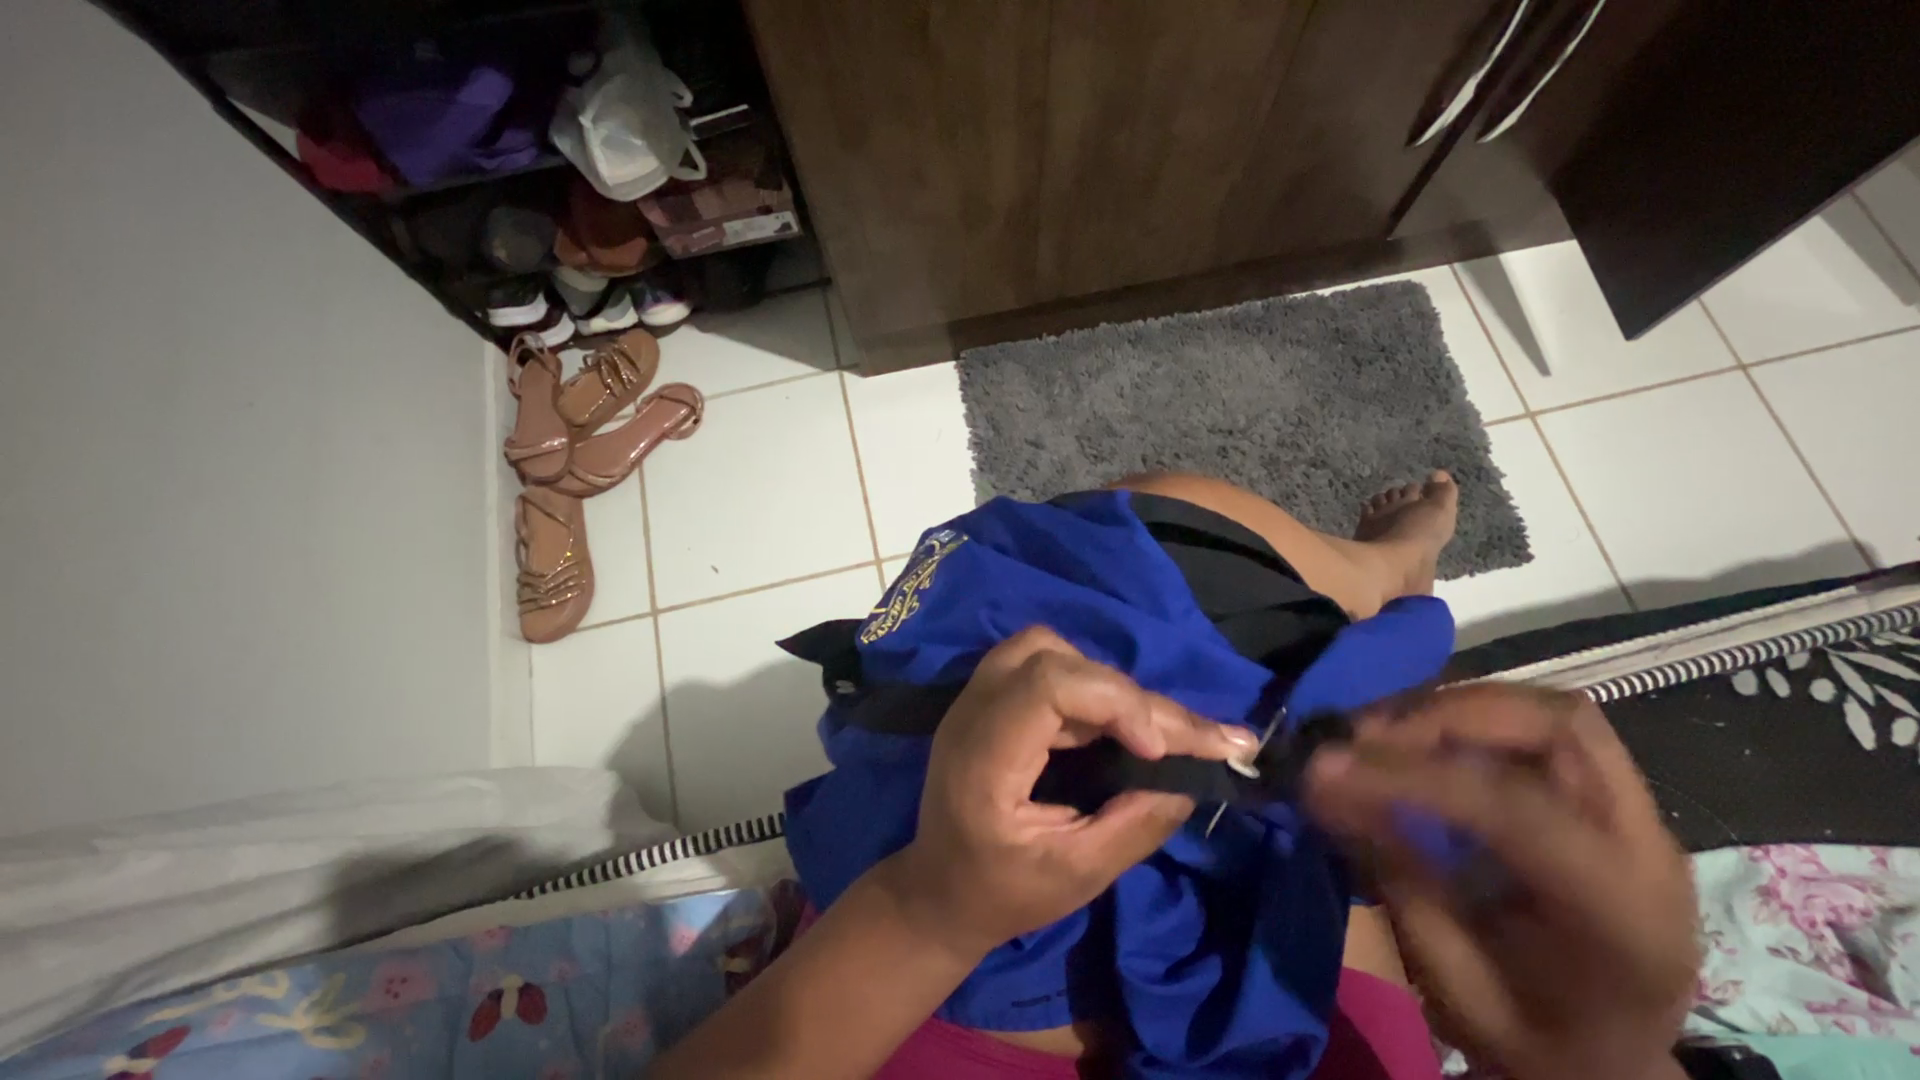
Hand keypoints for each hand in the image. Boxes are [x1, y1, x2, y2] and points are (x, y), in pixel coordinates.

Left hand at [879, 626, 1256, 957]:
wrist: (939, 890)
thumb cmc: (1002, 892)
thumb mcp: (1076, 876)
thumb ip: (1134, 826)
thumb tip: (1190, 782)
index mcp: (984, 757)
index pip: (1047, 683)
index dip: (1114, 701)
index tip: (1156, 751)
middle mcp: (973, 712)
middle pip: (1057, 660)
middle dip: (1133, 697)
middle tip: (1197, 740)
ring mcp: (975, 699)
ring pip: (1050, 651)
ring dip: (1109, 685)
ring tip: (1154, 731)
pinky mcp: (989, 700)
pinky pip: (1044, 665)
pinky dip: (1091, 687)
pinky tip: (1121, 723)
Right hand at [1303, 684, 1696, 1079]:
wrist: (1610, 1065)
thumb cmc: (1528, 1039)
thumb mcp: (1450, 978)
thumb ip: (1395, 873)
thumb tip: (1319, 783)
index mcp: (1619, 916)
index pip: (1518, 810)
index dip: (1413, 776)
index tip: (1326, 767)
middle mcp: (1647, 848)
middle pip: (1557, 726)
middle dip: (1445, 714)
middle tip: (1359, 735)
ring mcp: (1640, 818)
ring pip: (1553, 712)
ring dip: (1457, 708)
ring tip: (1382, 732)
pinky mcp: (1614, 803)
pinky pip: (1543, 730)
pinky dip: (1473, 721)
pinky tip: (1422, 742)